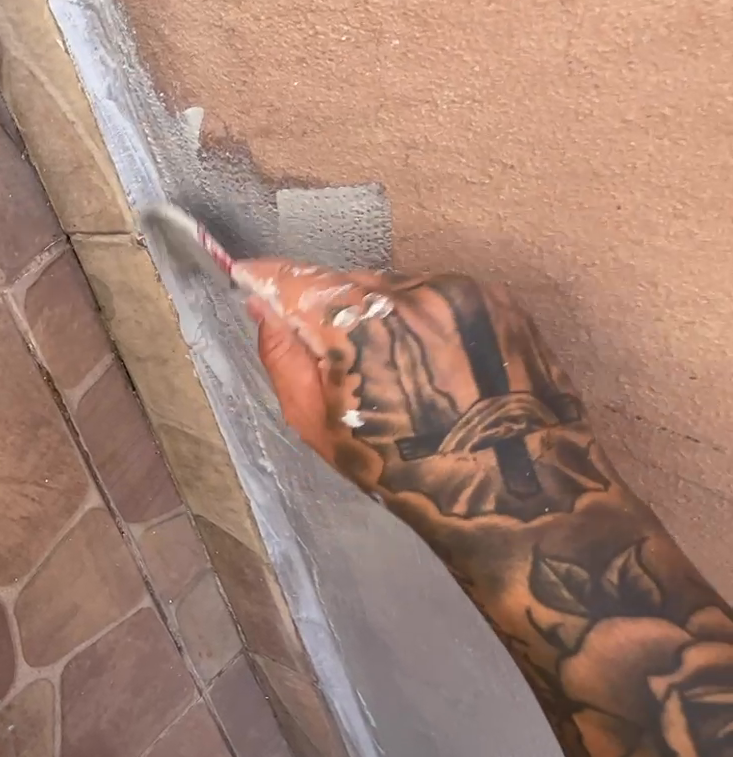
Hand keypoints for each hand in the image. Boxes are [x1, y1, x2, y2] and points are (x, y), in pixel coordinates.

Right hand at [242, 259, 608, 525]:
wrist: (512, 483)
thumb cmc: (395, 461)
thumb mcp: (312, 417)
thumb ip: (282, 354)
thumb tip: (260, 305)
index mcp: (358, 329)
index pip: (295, 282)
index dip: (264, 276)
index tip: (243, 273)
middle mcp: (410, 295)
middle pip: (341, 280)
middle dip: (317, 301)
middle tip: (315, 341)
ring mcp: (459, 292)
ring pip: (385, 284)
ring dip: (365, 308)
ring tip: (375, 358)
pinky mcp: (496, 297)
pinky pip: (428, 292)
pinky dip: (407, 313)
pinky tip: (416, 356)